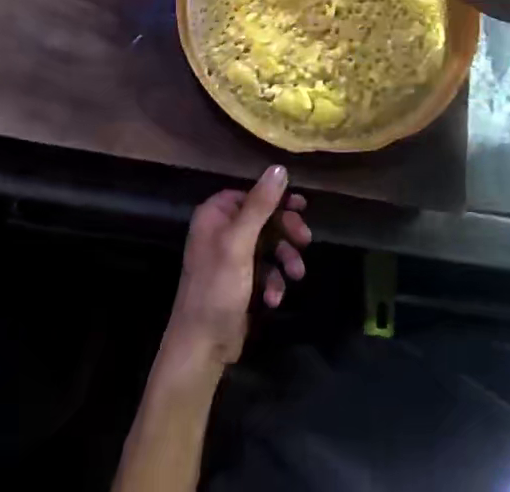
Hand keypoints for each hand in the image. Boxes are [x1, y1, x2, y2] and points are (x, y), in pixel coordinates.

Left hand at [165, 166, 311, 367]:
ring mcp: (231, 257)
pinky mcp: (241, 282)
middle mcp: (221, 231)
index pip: (249, 194)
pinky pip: (266, 272)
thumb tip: (279, 169)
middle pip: (263, 220)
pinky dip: (274, 283)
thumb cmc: (217, 286)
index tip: (302, 206)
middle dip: (285, 233)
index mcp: (214, 214)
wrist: (204, 341)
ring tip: (296, 275)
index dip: (275, 199)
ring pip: (269, 247)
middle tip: (305, 241)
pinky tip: (273, 299)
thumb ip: (260, 205)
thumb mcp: (239, 242)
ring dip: (285, 261)